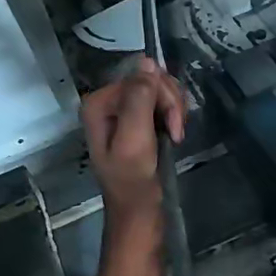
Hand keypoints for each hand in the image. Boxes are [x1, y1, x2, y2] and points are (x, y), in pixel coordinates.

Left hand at [82, 57, 186, 219]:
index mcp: (99, 103)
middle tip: (176, 133)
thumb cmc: (134, 181)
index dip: (163, 96)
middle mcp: (108, 103)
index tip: (173, 126)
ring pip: (159, 91)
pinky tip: (174, 135)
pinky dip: (173, 117)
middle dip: (170, 104)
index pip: (141, 77)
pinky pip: (161, 104)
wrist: (140, 214)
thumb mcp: (134, 139)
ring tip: (176, 136)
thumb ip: (138, 100)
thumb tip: (146, 62)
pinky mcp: (139, 123)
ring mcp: (124, 113)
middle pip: (151, 81)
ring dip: (174, 111)